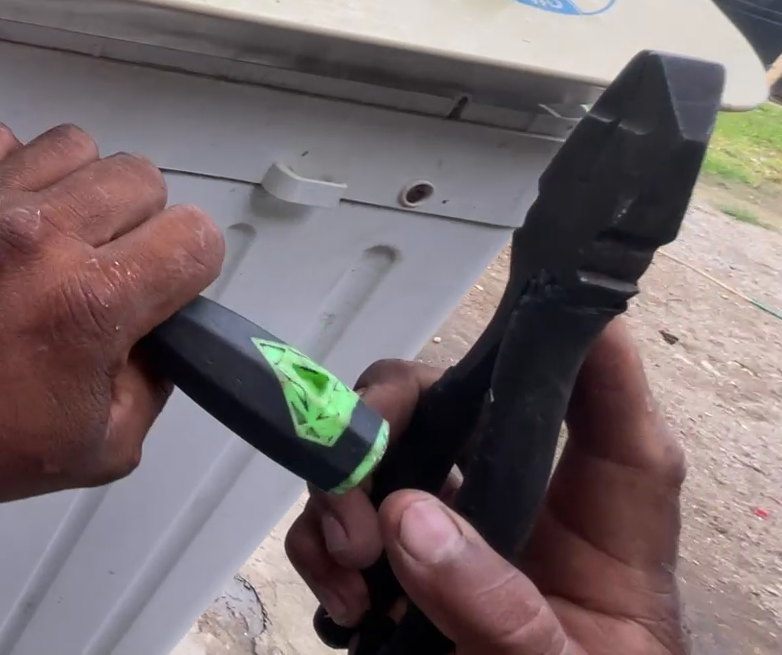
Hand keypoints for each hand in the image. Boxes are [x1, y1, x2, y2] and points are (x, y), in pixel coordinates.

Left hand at [0, 120, 223, 525]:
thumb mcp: (105, 444)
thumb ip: (158, 374)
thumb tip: (165, 315)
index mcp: (92, 302)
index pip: (194, 235)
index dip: (187, 263)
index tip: (162, 280)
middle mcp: (41, 237)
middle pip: (139, 178)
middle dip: (137, 222)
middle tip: (103, 261)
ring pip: (73, 145)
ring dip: (76, 185)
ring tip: (52, 230)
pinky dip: (8, 163)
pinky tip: (3, 209)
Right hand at [285, 321, 686, 654]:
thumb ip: (503, 619)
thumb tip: (409, 516)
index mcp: (601, 561)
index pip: (618, 455)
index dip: (605, 378)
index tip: (585, 314)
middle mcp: (516, 526)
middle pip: (451, 414)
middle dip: (386, 423)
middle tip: (356, 485)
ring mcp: (441, 540)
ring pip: (370, 452)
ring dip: (334, 491)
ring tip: (342, 568)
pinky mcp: (382, 562)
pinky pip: (329, 512)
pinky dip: (314, 538)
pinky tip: (334, 593)